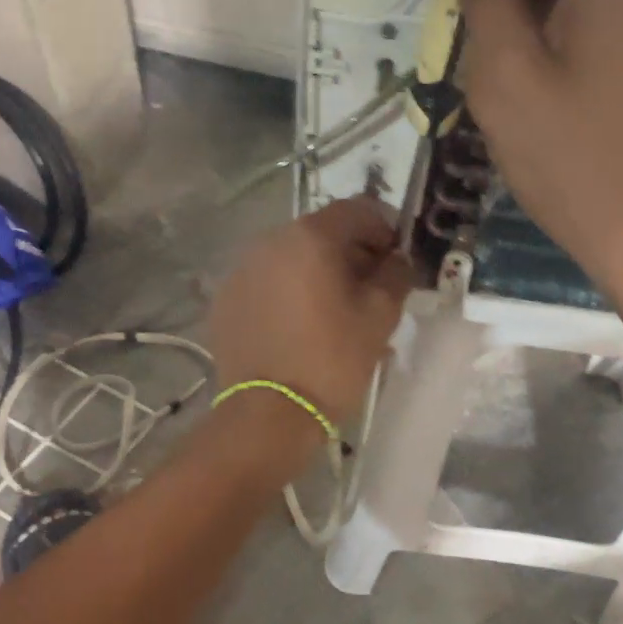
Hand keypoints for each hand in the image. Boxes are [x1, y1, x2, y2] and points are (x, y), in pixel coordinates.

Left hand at [210, 198, 412, 427]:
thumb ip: (395, 276)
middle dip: (350, 253)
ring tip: (335, 314)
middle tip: (370, 291)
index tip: (396, 260)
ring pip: (291, 259)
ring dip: (318, 274)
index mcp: (310, 237)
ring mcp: (241, 271)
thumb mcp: (379, 318)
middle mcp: (269, 242)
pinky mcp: (225, 301)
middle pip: (321, 233)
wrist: (268, 413)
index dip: (384, 229)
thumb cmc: (331, 361)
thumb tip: (397, 259)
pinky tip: (301, 329)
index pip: (357, 210)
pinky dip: (288, 294)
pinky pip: (267, 285)